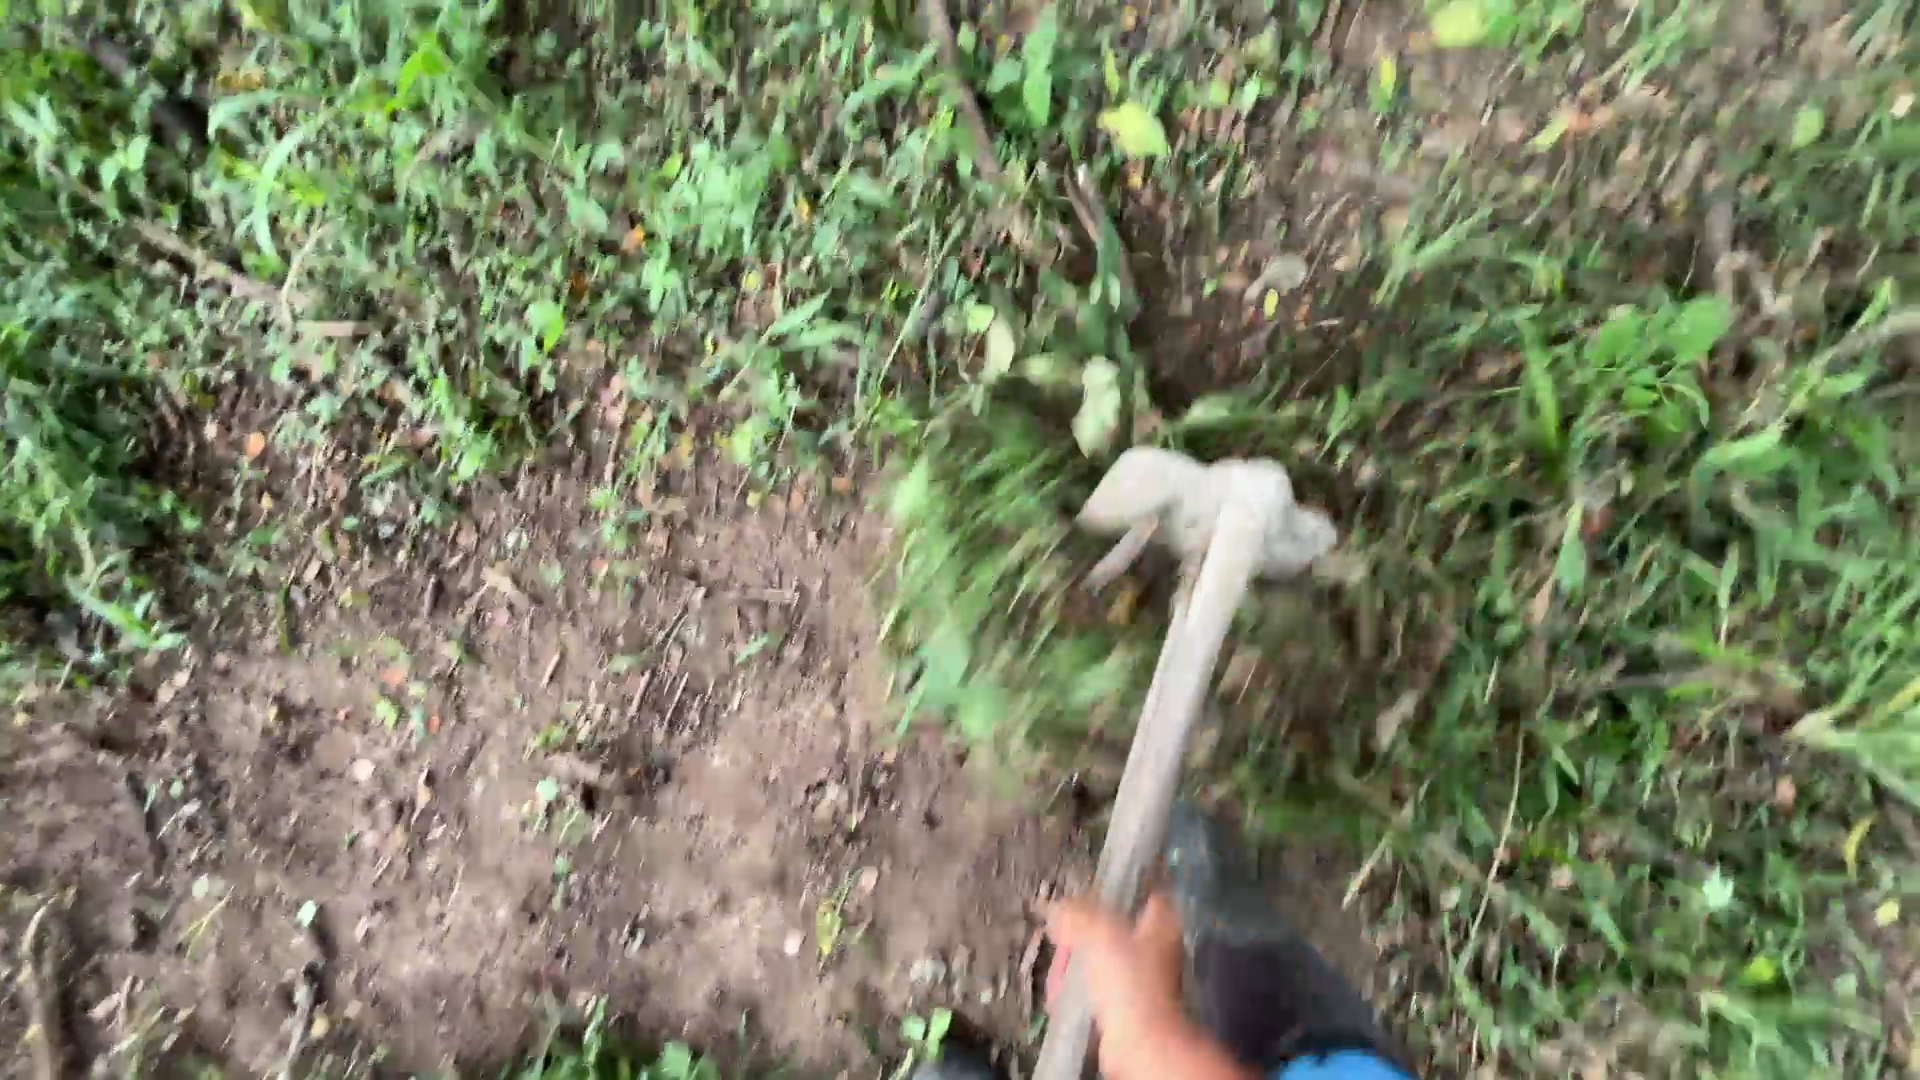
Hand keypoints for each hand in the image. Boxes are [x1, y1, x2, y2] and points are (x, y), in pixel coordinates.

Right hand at [1044, 893, 1257, 1079]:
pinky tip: (1061, 980)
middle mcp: (1157, 947)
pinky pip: (1100, 982)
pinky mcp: (1128, 1003)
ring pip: (1108, 953)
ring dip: (1082, 952)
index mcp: (1161, 924)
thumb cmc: (1127, 979)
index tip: (1097, 878)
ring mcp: (1144, 977)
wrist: (1139, 1043)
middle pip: (1122, 922)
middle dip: (1091, 920)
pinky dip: (1081, 980)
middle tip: (1065, 915)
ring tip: (1057, 946)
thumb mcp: (1098, 933)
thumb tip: (1052, 905)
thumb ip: (1076, 913)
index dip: (1125, 882)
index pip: (1148, 890)